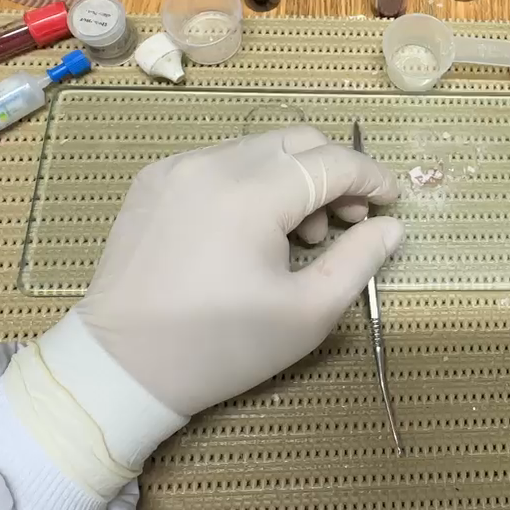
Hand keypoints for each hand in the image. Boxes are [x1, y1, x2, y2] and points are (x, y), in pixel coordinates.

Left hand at [72, 126, 402, 416]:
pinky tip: (250, 228)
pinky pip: (223, 160)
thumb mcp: (306, 315)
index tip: (391, 201)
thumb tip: (392, 226)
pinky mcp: (155, 177)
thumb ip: (359, 261)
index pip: (331, 162)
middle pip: (299, 141)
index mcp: (251, 194)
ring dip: (295, 177)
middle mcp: (213, 162)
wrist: (117, 368)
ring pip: (261, 147)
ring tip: (297, 234)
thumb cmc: (220, 347)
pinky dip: (253, 181)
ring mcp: (179, 165)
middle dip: (335, 172)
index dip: (371, 177)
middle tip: (346, 220)